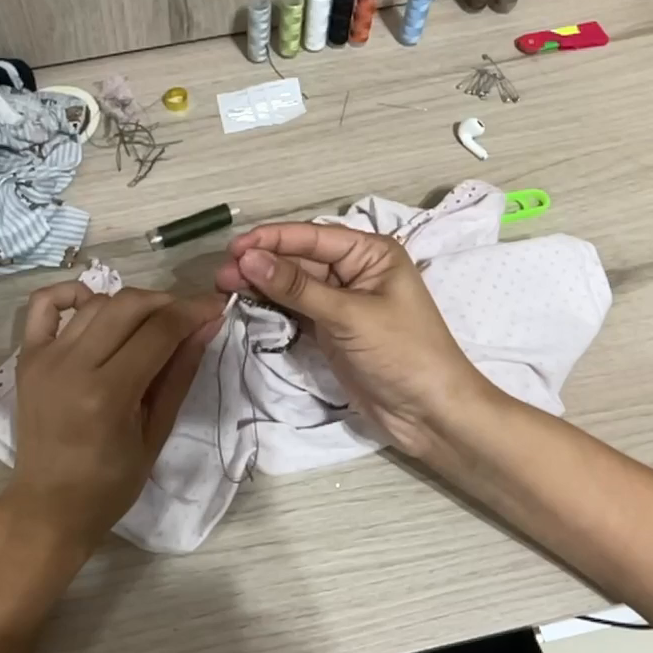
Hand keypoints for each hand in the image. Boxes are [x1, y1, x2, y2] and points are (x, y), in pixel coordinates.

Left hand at [4, 284, 222, 555]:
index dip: (193, 312)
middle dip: (166, 302)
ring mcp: (45, 358)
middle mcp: (73, 366)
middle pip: (128, 305)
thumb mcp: (156, 434)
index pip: (159, 331)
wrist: (48, 507)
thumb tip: (205, 326)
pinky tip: (93, 303)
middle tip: (184, 318)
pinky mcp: (27, 356)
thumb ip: (180, 375)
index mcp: (108, 394)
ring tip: (147, 323)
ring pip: (96, 302)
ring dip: (130, 303)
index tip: (215, 307)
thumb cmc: (109, 484)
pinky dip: (71, 293)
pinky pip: (43, 304)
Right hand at [215, 223, 496, 457]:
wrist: (431, 415)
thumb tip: (249, 258)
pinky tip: (245, 303)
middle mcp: (355, 270)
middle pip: (299, 259)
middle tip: (221, 275)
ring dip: (261, 285)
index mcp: (370, 254)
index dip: (272, 240)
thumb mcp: (348, 316)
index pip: (312, 237)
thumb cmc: (402, 354)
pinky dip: (272, 306)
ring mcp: (341, 301)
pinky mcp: (331, 328)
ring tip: (224, 288)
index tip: (234, 248)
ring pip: (293, 284)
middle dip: (261, 264)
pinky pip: (295, 308)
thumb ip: (296, 288)